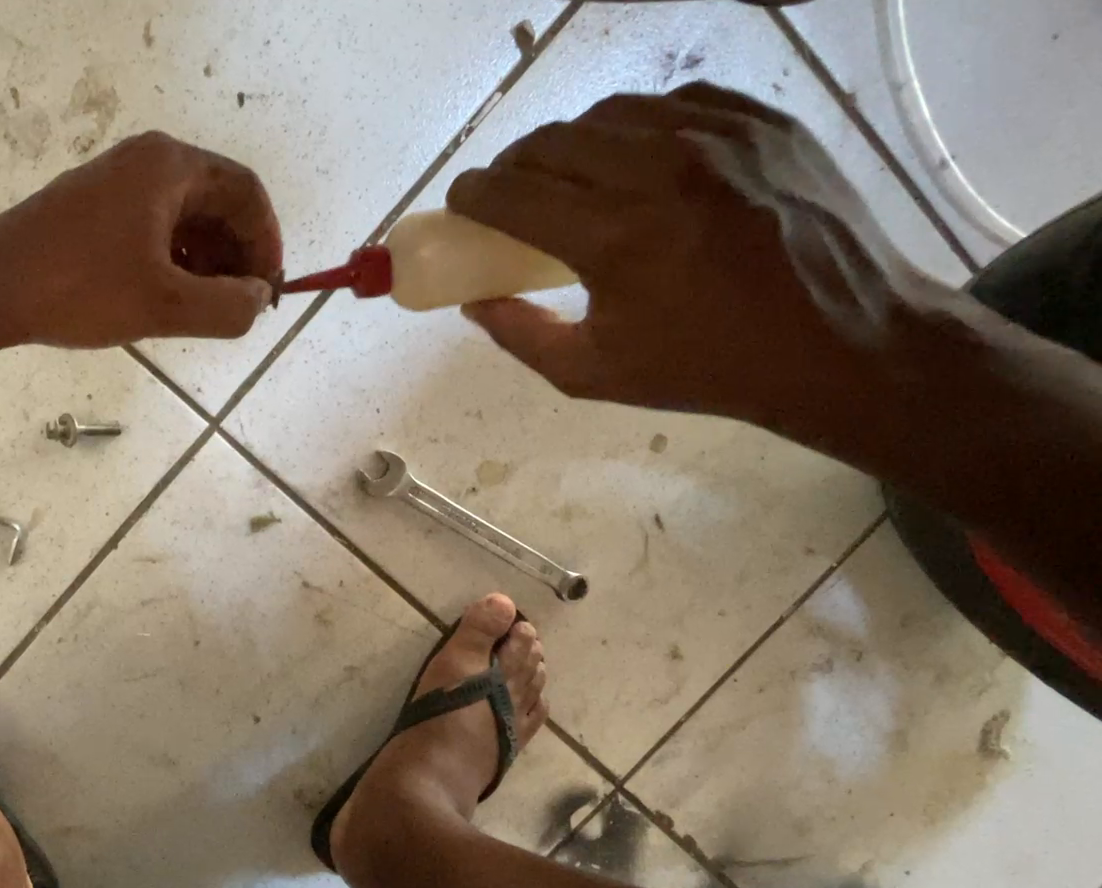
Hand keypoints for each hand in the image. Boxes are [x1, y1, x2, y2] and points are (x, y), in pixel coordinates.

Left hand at [0, 131, 280, 348]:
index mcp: (170, 166)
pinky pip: (152, 231)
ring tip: (201, 312)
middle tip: (235, 308)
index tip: (268, 293)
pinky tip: (165, 301)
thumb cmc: (79, 290)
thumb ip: (228, 307)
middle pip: (216, 204)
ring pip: (184, 221)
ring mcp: (115, 184)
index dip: (268, 244)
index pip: (246, 193)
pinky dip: (172, 264)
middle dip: (235, 257)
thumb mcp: (165, 306)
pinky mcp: (93, 210)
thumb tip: (258, 300)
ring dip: (205, 265)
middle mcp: (146, 162)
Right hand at [448, 82, 943, 434]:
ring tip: (568, 173)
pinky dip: (637, 124)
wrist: (840, 341)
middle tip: (507, 193)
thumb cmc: (705, 366)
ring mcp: (719, 137)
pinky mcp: (763, 122)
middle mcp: (661, 170)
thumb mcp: (592, 372)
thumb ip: (519, 335)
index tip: (461, 201)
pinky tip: (635, 157)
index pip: (514, 194)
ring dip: (571, 141)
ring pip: (610, 111)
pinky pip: (675, 101)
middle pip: (553, 141)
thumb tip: (475, 302)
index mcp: (614, 237)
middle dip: (513, 165)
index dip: (473, 195)